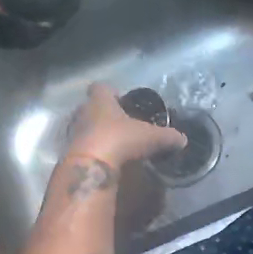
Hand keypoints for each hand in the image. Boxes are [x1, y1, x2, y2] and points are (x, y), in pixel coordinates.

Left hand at [65, 82, 186, 165]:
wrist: (92, 166)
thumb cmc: (121, 140)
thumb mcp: (152, 137)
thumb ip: (168, 136)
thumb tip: (182, 139)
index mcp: (101, 101)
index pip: (101, 87)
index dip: (111, 91)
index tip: (121, 99)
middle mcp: (83, 112)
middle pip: (90, 106)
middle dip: (103, 113)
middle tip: (120, 123)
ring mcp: (73, 132)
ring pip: (84, 126)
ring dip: (96, 132)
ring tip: (114, 143)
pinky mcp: (70, 152)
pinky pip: (83, 146)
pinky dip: (93, 151)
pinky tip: (106, 160)